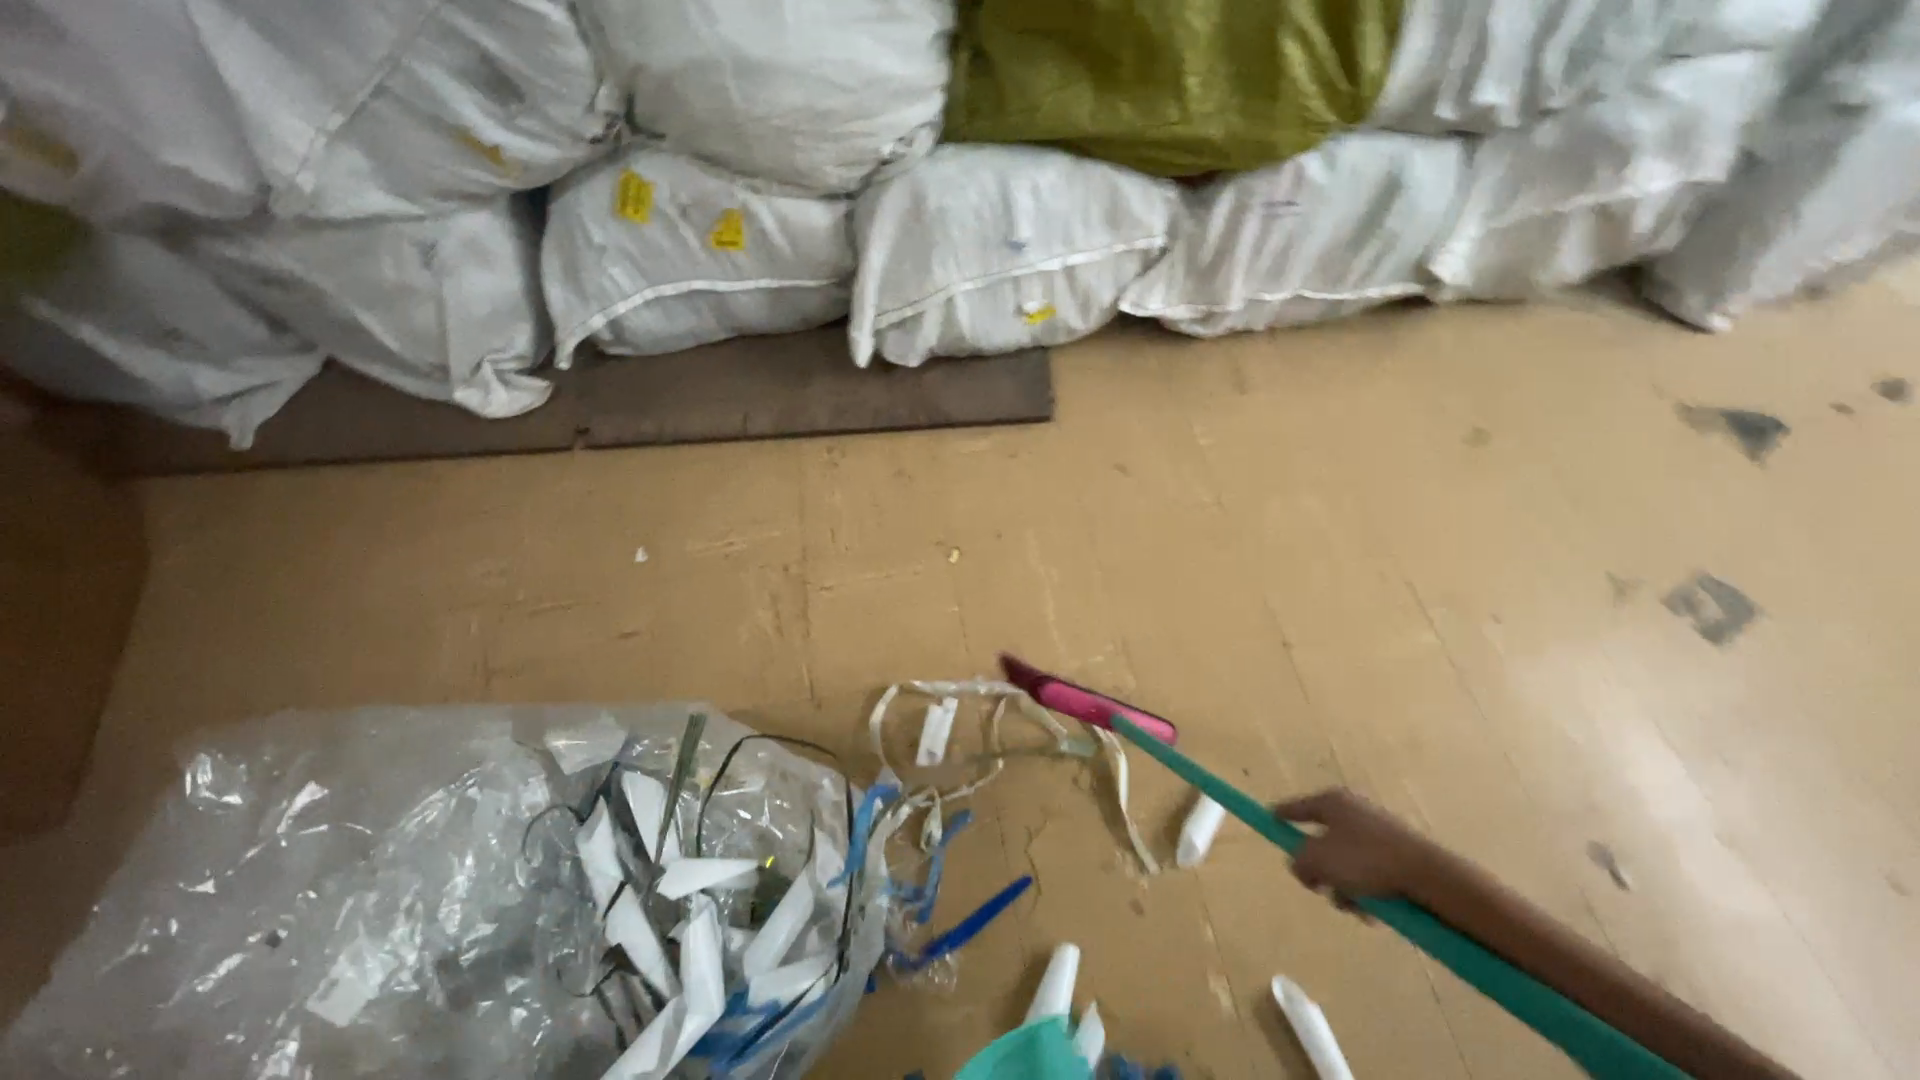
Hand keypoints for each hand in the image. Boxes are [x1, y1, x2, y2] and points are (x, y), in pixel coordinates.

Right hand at [1274, 787, 1436, 912]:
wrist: (1427, 875)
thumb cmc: (1365, 860)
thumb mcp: (1317, 860)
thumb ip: (1298, 861)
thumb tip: (1301, 865)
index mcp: (1331, 803)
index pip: (1294, 808)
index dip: (1279, 817)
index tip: (1268, 823)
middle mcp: (1352, 812)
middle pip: (1320, 841)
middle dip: (1319, 871)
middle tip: (1321, 887)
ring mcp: (1376, 832)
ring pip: (1343, 864)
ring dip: (1342, 888)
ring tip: (1354, 906)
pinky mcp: (1396, 854)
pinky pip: (1367, 873)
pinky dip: (1364, 892)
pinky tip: (1372, 910)